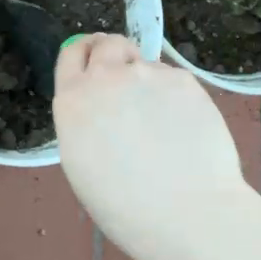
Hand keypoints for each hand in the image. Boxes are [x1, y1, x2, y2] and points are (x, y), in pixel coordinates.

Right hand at [54, 34, 259, 259]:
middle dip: (115, 55)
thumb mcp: (80, 161)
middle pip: (107, 43)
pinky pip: (174, 80)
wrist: (189, 216)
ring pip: (145, 64)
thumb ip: (83, 120)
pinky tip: (185, 129)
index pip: (71, 52)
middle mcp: (106, 77)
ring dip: (148, 82)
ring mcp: (147, 75)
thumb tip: (99, 108)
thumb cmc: (125, 207)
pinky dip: (176, 97)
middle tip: (127, 82)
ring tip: (163, 121)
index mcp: (72, 99)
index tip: (93, 60)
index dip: (84, 53)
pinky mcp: (184, 81)